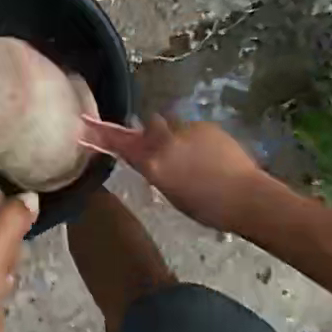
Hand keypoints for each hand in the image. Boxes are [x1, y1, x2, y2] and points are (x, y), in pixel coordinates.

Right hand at [93, 117, 272, 232]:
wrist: (246, 196)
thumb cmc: (207, 208)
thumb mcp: (171, 193)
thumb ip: (156, 170)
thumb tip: (151, 159)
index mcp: (153, 163)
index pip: (120, 143)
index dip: (102, 134)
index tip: (85, 123)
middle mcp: (164, 140)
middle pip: (150, 125)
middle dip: (154, 132)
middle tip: (167, 150)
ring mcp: (186, 129)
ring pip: (174, 126)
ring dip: (178, 137)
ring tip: (196, 158)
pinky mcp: (205, 125)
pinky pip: (194, 129)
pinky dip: (198, 140)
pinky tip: (212, 156)